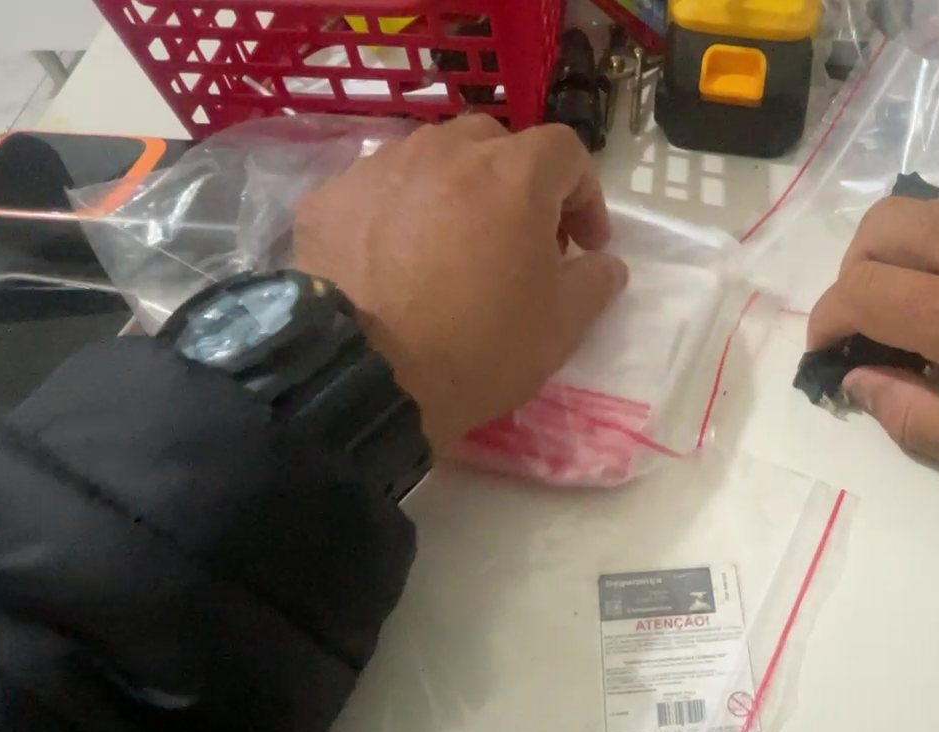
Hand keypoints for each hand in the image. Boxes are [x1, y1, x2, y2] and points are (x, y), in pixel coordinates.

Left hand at [294, 116, 628, 451]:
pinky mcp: (332, 198)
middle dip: (520, 186)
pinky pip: (382, 190)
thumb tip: (606, 264)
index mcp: (513, 178)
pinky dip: (403, 213)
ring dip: (460, 193)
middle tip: (522, 242)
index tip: (586, 244)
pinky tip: (400, 261)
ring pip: (434, 160)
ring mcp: (381, 168)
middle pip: (496, 146)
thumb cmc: (483, 350)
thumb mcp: (563, 328)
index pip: (566, 152)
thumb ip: (595, 283)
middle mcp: (445, 153)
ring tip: (456, 249)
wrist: (372, 378)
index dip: (586, 195)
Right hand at [808, 199, 938, 490]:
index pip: (862, 290)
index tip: (824, 354)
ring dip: (893, 257)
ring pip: (926, 211)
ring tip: (909, 314)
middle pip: (882, 226)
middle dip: (849, 275)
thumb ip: (910, 417)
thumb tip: (856, 380)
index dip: (825, 320)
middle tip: (862, 328)